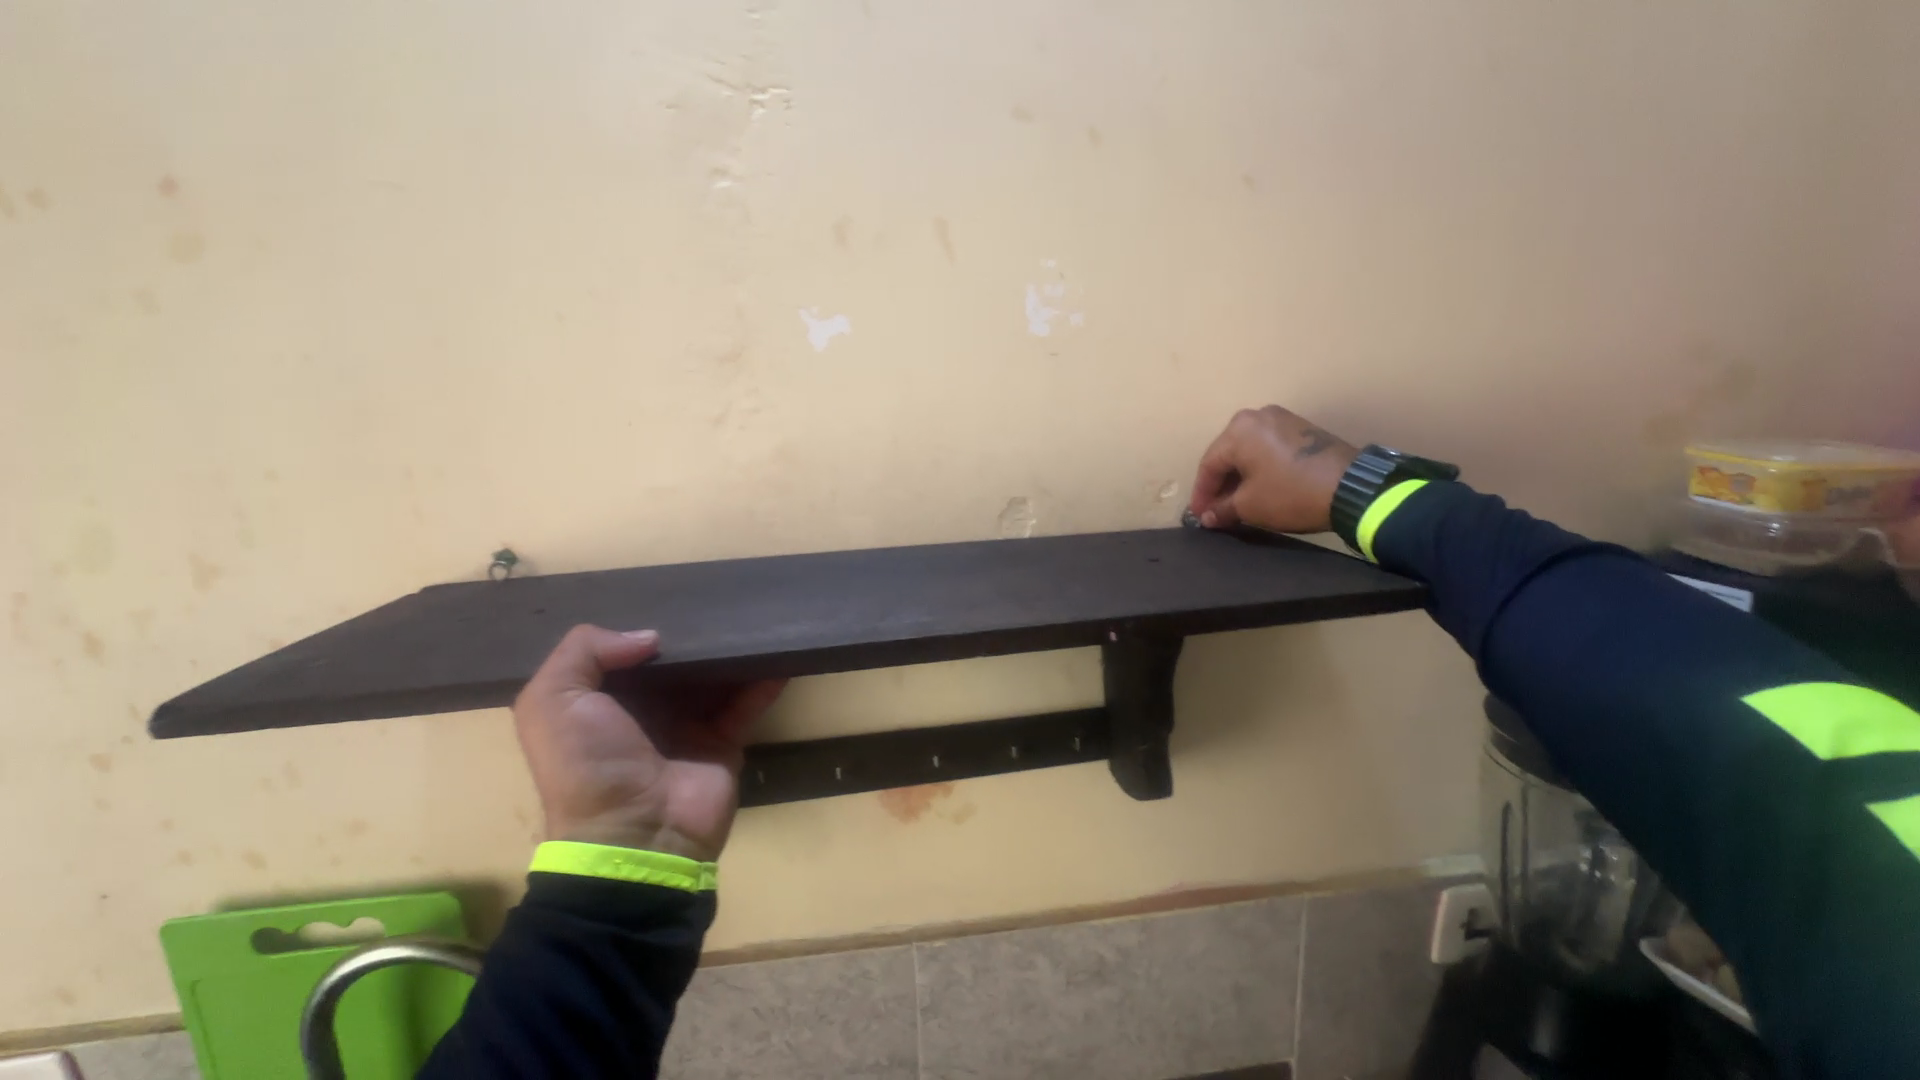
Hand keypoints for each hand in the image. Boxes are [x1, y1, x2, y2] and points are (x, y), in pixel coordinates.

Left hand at [513, 625, 784, 861]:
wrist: (636, 834)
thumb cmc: (588, 764)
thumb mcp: (553, 700)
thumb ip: (584, 650)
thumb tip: (650, 637)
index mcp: (597, 702)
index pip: (620, 653)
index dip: (638, 626)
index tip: (665, 596)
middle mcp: (641, 712)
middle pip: (671, 662)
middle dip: (691, 633)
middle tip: (717, 598)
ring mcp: (686, 727)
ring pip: (712, 677)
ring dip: (730, 650)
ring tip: (752, 615)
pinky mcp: (723, 742)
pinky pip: (746, 703)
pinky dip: (763, 679)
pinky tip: (778, 652)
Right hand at [1187, 406, 1360, 533]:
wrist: (1351, 488)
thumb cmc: (1290, 493)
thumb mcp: (1250, 506)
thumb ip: (1222, 509)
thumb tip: (1208, 516)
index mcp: (1238, 430)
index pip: (1208, 465)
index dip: (1201, 495)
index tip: (1199, 516)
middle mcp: (1257, 416)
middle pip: (1228, 455)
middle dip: (1220, 485)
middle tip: (1215, 511)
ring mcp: (1282, 419)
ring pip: (1249, 451)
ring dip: (1240, 477)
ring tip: (1235, 503)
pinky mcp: (1302, 430)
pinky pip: (1269, 449)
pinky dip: (1259, 469)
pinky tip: (1258, 488)